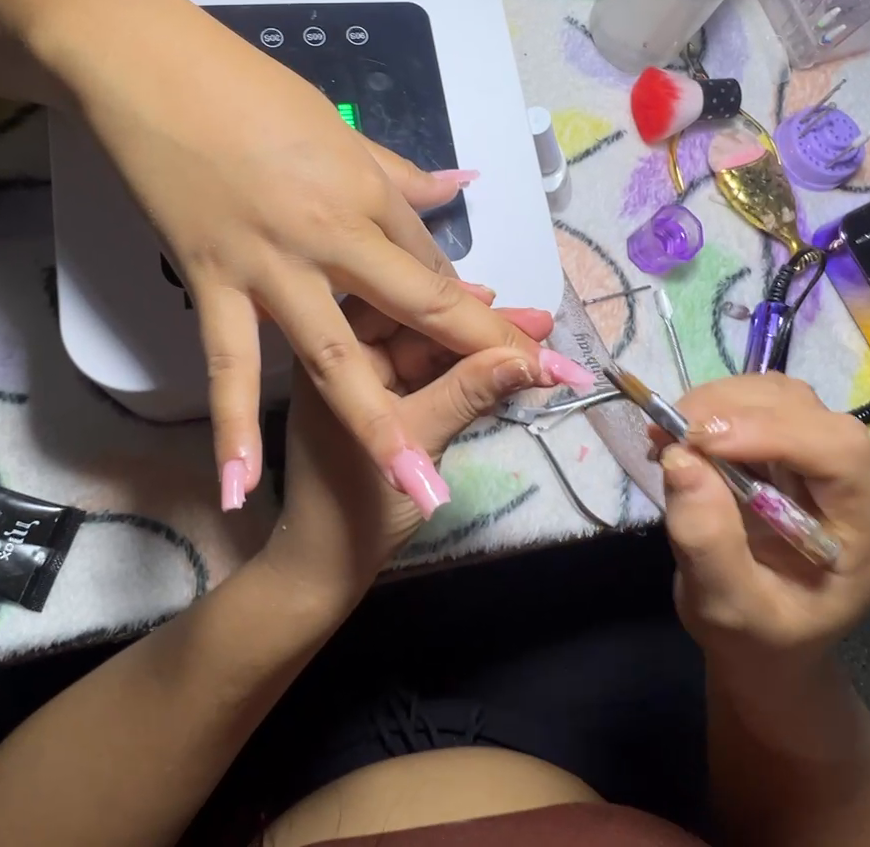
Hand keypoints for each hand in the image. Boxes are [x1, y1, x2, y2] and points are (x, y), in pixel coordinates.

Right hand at [74, 11, 567, 511]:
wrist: (148, 68)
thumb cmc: (247, 87)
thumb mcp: (338, 127)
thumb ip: (397, 173)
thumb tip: (458, 187)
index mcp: (368, 191)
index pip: (433, 262)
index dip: (477, 306)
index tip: (522, 338)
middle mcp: (335, 236)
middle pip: (420, 305)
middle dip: (484, 352)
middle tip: (544, 390)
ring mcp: (273, 268)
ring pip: (338, 356)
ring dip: (380, 426)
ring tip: (420, 486)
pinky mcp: (212, 285)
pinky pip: (227, 365)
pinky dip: (230, 426)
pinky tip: (240, 486)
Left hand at [264, 291, 556, 595]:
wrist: (327, 567)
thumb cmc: (357, 504)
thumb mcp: (419, 441)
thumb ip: (471, 392)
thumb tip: (534, 357)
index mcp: (333, 352)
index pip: (398, 308)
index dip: (456, 304)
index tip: (507, 303)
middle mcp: (350, 354)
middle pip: (423, 327)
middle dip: (483, 328)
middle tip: (542, 324)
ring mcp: (373, 381)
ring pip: (436, 354)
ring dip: (486, 351)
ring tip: (542, 339)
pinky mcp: (394, 405)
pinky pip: (437, 379)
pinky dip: (474, 376)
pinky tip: (512, 368)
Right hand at [653, 374, 869, 667]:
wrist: (763, 648)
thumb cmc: (755, 640)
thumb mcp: (727, 609)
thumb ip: (708, 543)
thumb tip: (680, 458)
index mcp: (868, 534)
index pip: (839, 452)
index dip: (772, 431)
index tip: (698, 438)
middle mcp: (856, 488)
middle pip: (811, 414)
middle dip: (736, 411)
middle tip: (670, 430)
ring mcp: (822, 466)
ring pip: (784, 399)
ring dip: (722, 403)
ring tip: (670, 432)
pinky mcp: (789, 455)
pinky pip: (759, 409)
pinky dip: (715, 411)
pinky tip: (683, 436)